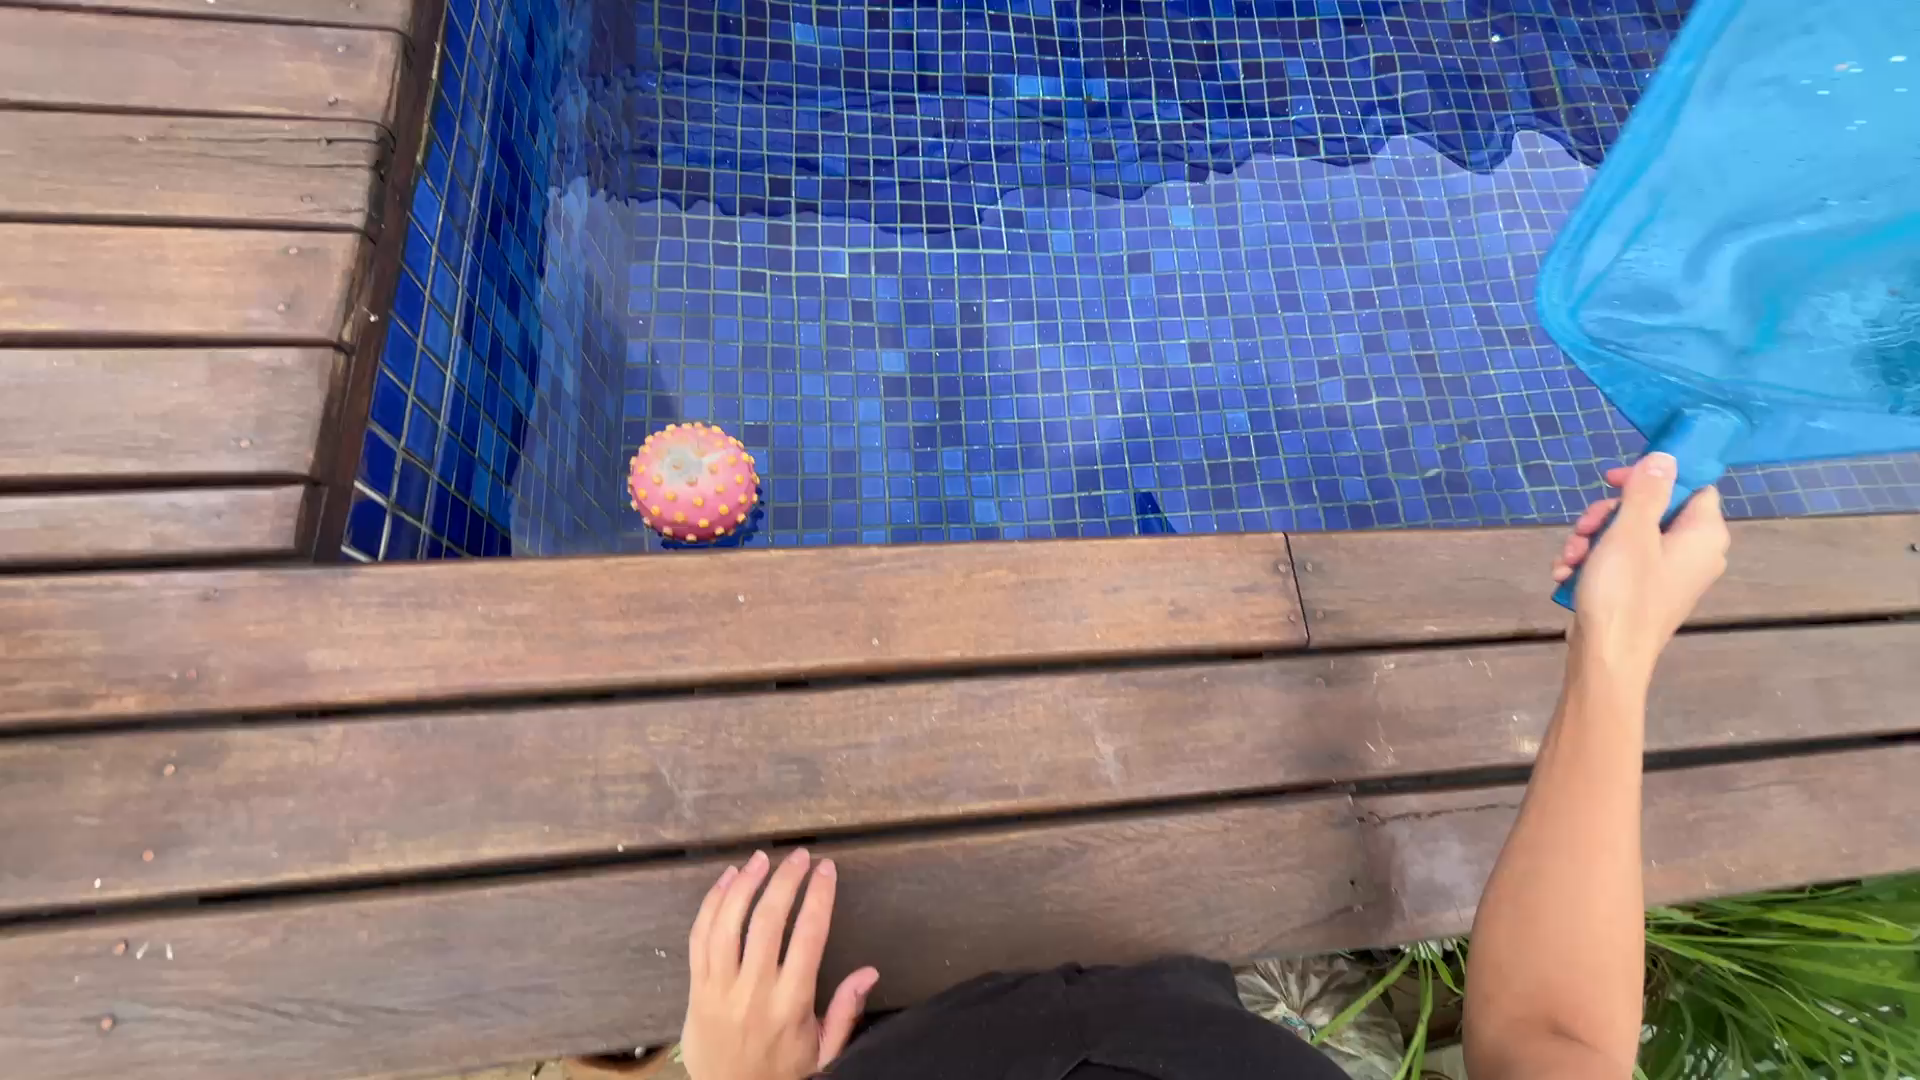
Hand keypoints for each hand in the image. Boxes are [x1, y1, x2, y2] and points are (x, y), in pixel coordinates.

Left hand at [682, 849, 879, 1079]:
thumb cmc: (781, 1073)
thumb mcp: (823, 1053)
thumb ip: (846, 1012)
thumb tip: (870, 971)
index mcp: (790, 1004)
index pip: (808, 937)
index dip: (819, 896)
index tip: (827, 868)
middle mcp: (754, 991)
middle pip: (768, 921)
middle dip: (786, 880)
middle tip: (799, 856)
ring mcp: (720, 989)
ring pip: (729, 924)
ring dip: (746, 884)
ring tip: (762, 859)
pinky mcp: (696, 989)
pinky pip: (700, 938)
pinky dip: (712, 903)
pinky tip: (728, 879)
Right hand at [1552, 452, 1729, 685]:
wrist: (1608, 653)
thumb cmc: (1624, 592)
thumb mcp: (1629, 534)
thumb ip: (1646, 493)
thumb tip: (1664, 457)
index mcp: (1703, 535)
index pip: (1690, 487)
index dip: (1650, 479)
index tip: (1610, 481)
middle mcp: (1693, 552)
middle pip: (1649, 511)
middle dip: (1605, 517)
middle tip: (1582, 530)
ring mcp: (1666, 573)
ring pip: (1625, 537)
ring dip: (1588, 541)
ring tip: (1568, 560)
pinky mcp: (1641, 590)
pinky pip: (1617, 562)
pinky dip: (1590, 563)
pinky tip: (1566, 575)